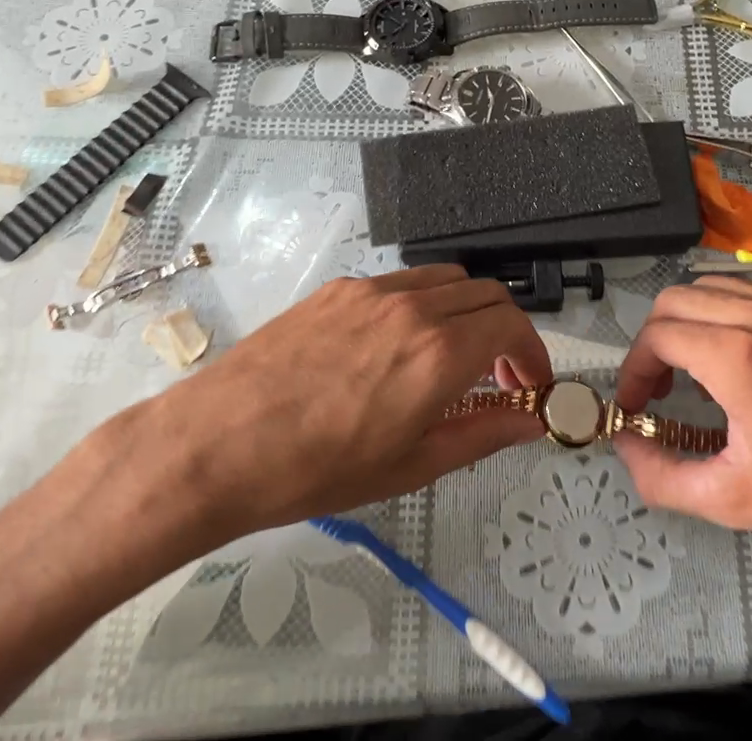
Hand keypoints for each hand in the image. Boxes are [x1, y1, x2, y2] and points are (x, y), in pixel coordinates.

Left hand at [131, 266, 550, 549]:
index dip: (535, 354)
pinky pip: (400, 284)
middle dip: (507, 331)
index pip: (513, 326)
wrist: (215, 445)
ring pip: (445, 280)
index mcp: (438, 353)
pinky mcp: (335, 290)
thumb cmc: (317, 471)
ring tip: (451, 359)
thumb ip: (483, 433)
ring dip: (467, 312)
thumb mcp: (411, 466)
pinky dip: (422, 305)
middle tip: (499, 378)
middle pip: (487, 293)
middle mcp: (412, 308)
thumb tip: (531, 420)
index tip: (532, 385)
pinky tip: (395, 349)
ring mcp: (370, 292)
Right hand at [611, 277, 751, 570]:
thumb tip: (625, 444)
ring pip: (716, 288)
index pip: (657, 335)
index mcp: (739, 357)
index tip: (636, 404)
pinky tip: (745, 363)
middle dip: (654, 341)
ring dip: (691, 322)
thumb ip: (660, 474)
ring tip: (697, 372)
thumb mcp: (731, 499)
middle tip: (659, 388)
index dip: (632, 369)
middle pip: (677, 299)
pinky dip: (731, 317)